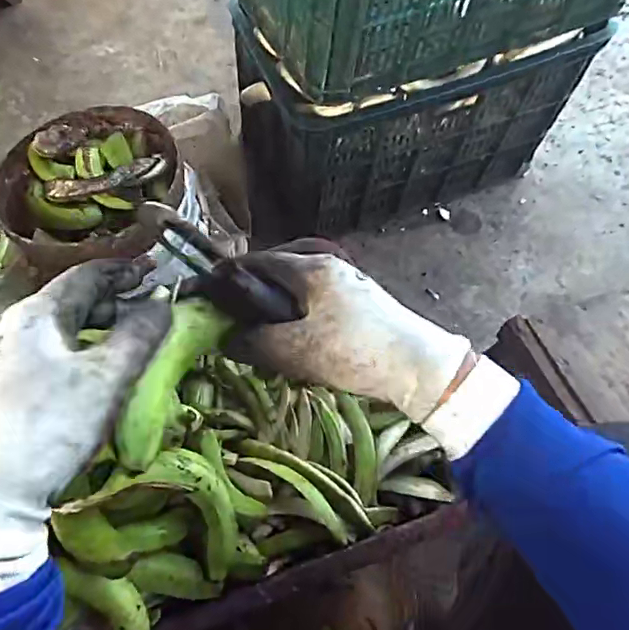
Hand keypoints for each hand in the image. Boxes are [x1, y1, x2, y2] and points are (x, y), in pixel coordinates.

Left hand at [0, 259, 170, 567]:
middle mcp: (16, 327)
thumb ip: (139, 334)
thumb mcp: (105, 378)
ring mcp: (8, 357)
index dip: (125, 269)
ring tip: (132, 337)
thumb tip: (164, 300)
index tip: (157, 268)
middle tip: (152, 306)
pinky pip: (54, 352)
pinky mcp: (7, 386)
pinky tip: (99, 369)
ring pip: (64, 328)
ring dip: (100, 326)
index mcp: (35, 313)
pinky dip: (83, 349)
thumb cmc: (50, 426)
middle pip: (73, 299)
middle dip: (115, 299)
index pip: (86, 274)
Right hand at [228, 241, 472, 422]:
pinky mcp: (360, 301)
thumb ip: (255, 343)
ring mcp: (347, 281)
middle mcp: (328, 265)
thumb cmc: (355, 352)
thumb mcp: (296, 352)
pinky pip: (315, 300)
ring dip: (276, 305)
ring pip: (297, 287)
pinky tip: (297, 339)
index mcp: (311, 269)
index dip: (229, 275)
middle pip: (277, 271)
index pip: (257, 260)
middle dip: (252, 292)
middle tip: (233, 317)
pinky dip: (297, 313)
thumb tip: (226, 340)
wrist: (419, 368)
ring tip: (262, 332)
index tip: (208, 293)